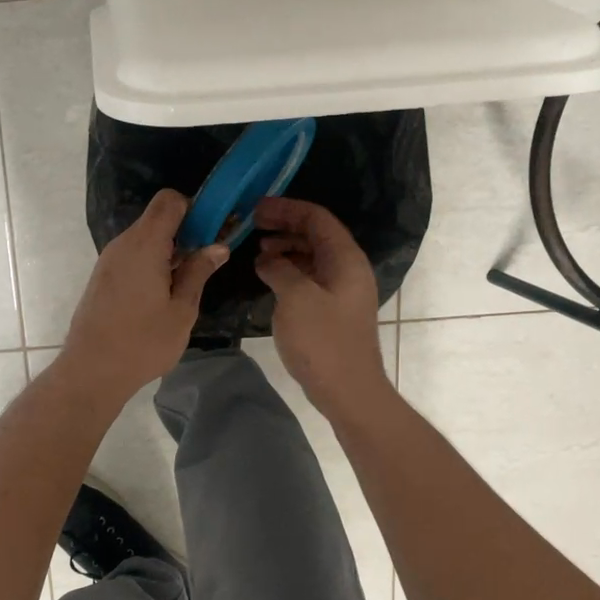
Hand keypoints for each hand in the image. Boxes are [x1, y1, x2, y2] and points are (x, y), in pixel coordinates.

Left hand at [59, 189, 227, 398]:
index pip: (169, 200)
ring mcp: (108, 261)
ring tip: (189, 281)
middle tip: (208, 259)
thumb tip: (218, 246)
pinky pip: (132, 256)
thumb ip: (199, 272)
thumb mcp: (182, 310)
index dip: (194, 208)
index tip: (213, 232)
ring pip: (145, 239)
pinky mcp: (102, 277)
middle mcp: (123, 244)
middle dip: (186, 231)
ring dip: (169, 250)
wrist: (91, 371)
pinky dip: (152, 263)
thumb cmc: (142, 342)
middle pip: (157, 219)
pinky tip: (163, 293)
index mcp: (144, 245)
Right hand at [252, 197, 391, 413]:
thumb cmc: (323, 341)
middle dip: (284, 225)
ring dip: (285, 248)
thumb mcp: (296, 297)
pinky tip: (268, 277)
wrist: (348, 390)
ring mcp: (342, 290)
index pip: (317, 218)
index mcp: (346, 259)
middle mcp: (348, 268)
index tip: (256, 208)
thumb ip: (279, 268)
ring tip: (257, 251)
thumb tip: (267, 259)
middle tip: (251, 224)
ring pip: (312, 256)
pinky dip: (289, 270)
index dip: (286, 209)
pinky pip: (310, 276)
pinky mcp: (333, 309)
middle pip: (316, 234)